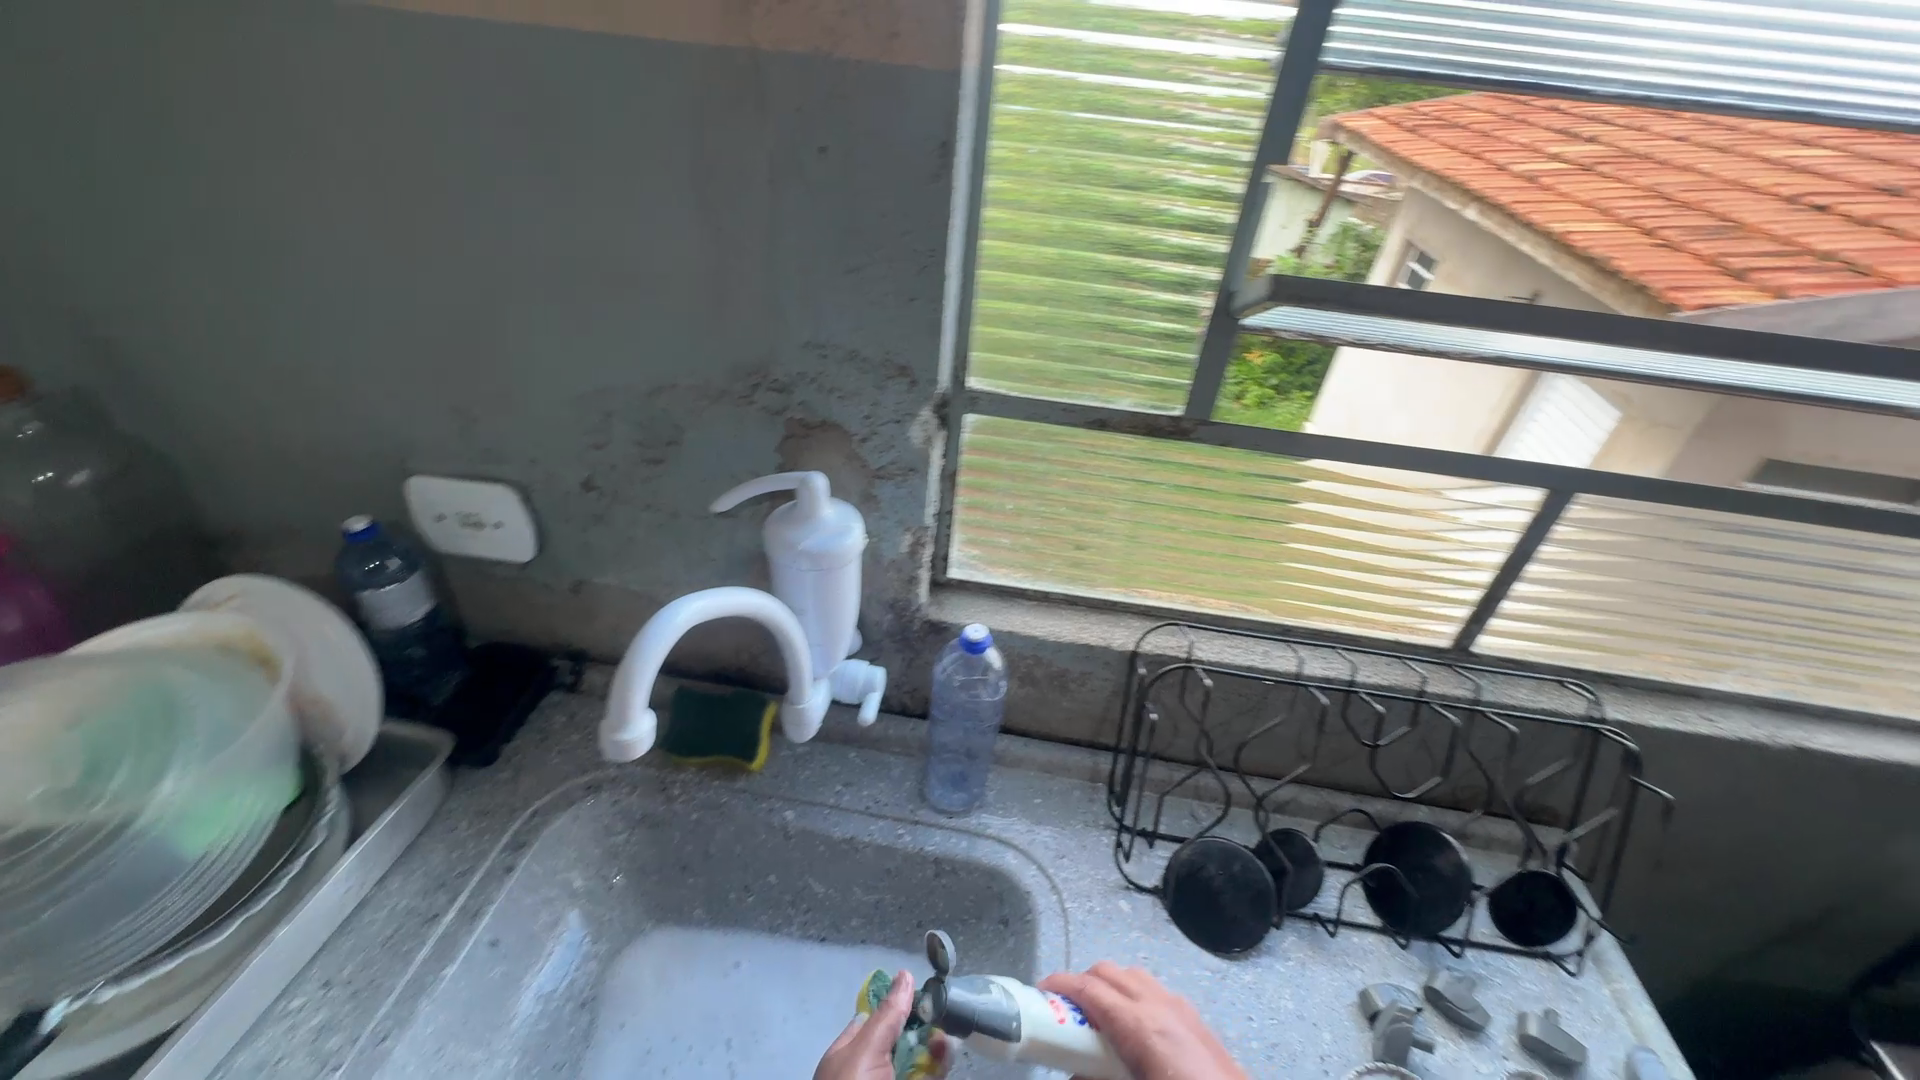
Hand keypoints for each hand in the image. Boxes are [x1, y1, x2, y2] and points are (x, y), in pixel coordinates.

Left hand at [814, 970, 947, 1079]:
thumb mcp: (863, 1053)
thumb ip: (886, 1017)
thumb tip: (905, 975)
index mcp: (848, 1054)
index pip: (876, 1019)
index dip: (900, 1004)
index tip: (926, 992)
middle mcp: (870, 1071)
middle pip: (902, 1040)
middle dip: (923, 1028)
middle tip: (940, 1019)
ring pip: (918, 1062)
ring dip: (935, 1050)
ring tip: (945, 1042)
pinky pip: (928, 1076)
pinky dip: (939, 1067)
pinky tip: (946, 1056)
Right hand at [1039, 963, 1247, 1079]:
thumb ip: (1094, 1077)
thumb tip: (1072, 1074)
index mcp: (1139, 1026)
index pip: (1088, 989)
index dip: (1058, 987)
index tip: (1038, 994)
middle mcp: (1158, 1005)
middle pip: (1107, 972)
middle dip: (1080, 985)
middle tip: (1064, 1015)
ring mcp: (1180, 1007)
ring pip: (1132, 975)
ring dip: (1108, 987)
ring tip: (1097, 1020)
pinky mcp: (1195, 1018)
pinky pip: (1154, 990)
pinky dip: (1133, 996)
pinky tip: (1133, 1030)